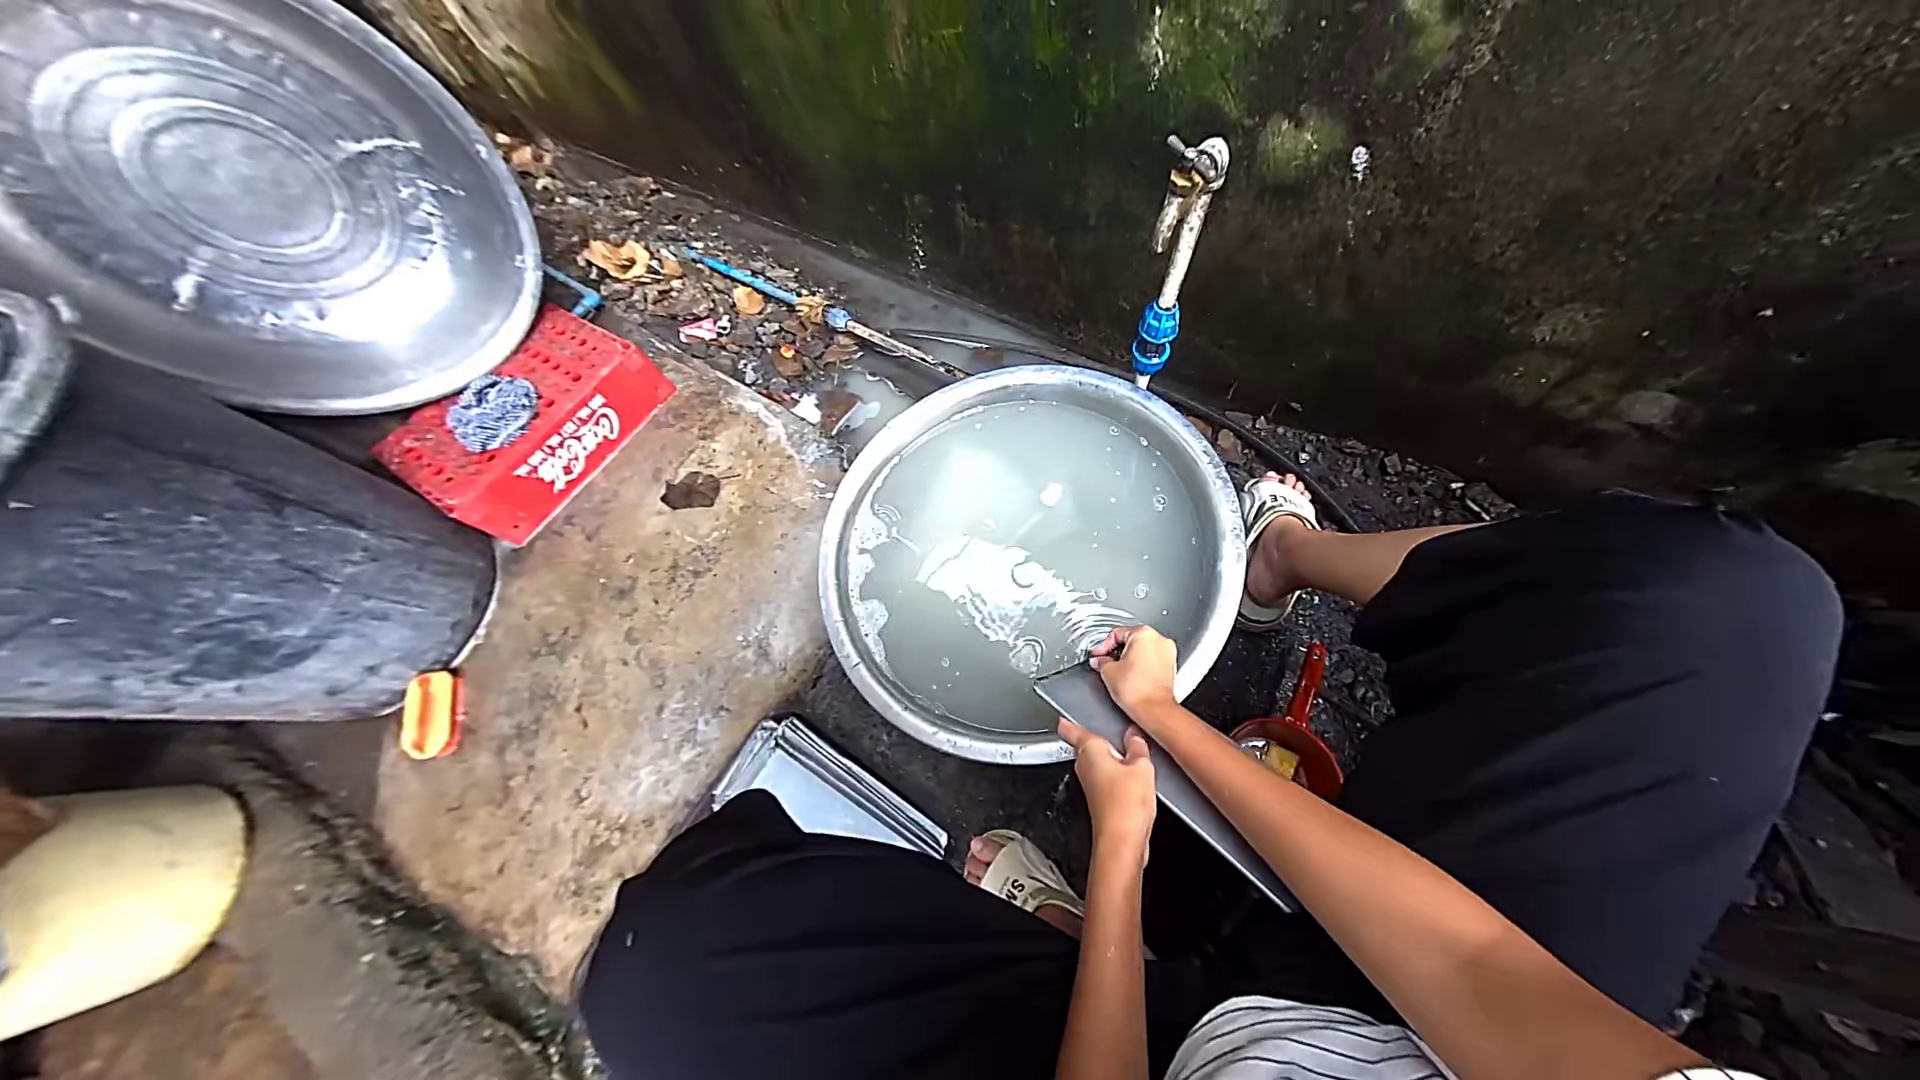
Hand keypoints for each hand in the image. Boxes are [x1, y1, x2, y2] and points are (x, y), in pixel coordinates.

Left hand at [1057, 717, 1155, 852]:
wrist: (1122, 841)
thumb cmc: (1125, 805)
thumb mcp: (1141, 767)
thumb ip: (1137, 747)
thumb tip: (1135, 736)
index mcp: (1089, 750)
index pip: (1073, 730)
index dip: (1068, 723)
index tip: (1062, 718)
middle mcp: (1084, 766)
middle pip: (1089, 746)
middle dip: (1103, 741)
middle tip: (1119, 735)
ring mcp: (1090, 785)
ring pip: (1099, 764)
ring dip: (1112, 760)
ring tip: (1132, 757)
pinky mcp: (1098, 800)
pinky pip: (1106, 780)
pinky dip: (1117, 777)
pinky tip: (1131, 781)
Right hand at [1089, 625, 1177, 717]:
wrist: (1154, 710)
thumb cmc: (1137, 690)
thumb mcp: (1108, 671)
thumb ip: (1101, 661)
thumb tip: (1100, 660)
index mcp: (1143, 634)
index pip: (1116, 634)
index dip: (1103, 646)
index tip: (1097, 655)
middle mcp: (1159, 640)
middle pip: (1131, 639)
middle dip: (1116, 651)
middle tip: (1104, 661)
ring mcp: (1167, 653)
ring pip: (1142, 649)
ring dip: (1128, 657)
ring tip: (1118, 670)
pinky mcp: (1171, 666)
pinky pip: (1151, 659)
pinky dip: (1140, 664)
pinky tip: (1131, 676)